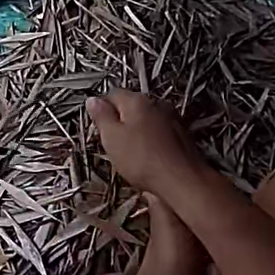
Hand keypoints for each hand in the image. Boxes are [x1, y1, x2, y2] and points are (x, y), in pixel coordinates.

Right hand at [86, 90, 210, 194]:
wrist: (182, 180)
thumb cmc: (143, 160)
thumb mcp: (112, 137)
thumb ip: (101, 116)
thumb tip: (93, 100)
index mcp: (136, 100)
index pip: (111, 95)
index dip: (101, 111)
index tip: (99, 129)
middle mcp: (156, 103)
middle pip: (130, 106)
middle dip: (120, 122)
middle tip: (113, 144)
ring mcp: (171, 118)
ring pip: (145, 119)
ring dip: (137, 131)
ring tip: (131, 154)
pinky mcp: (182, 134)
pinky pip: (159, 132)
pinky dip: (151, 140)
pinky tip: (148, 157)